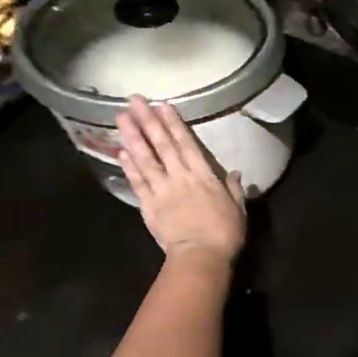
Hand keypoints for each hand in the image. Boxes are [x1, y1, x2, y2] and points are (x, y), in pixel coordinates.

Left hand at [117, 96, 245, 265]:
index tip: (162, 105)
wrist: (200, 256)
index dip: (173, 123)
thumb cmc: (224, 234)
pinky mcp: (148, 206)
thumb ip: (233, 189)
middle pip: (161, 144)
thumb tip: (235, 173)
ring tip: (121, 118)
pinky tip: (120, 152)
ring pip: (145, 158)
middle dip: (147, 120)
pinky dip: (129, 166)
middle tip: (134, 100)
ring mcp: (161, 190)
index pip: (185, 143)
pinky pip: (137, 182)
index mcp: (203, 175)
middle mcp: (180, 176)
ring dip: (132, 137)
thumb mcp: (237, 209)